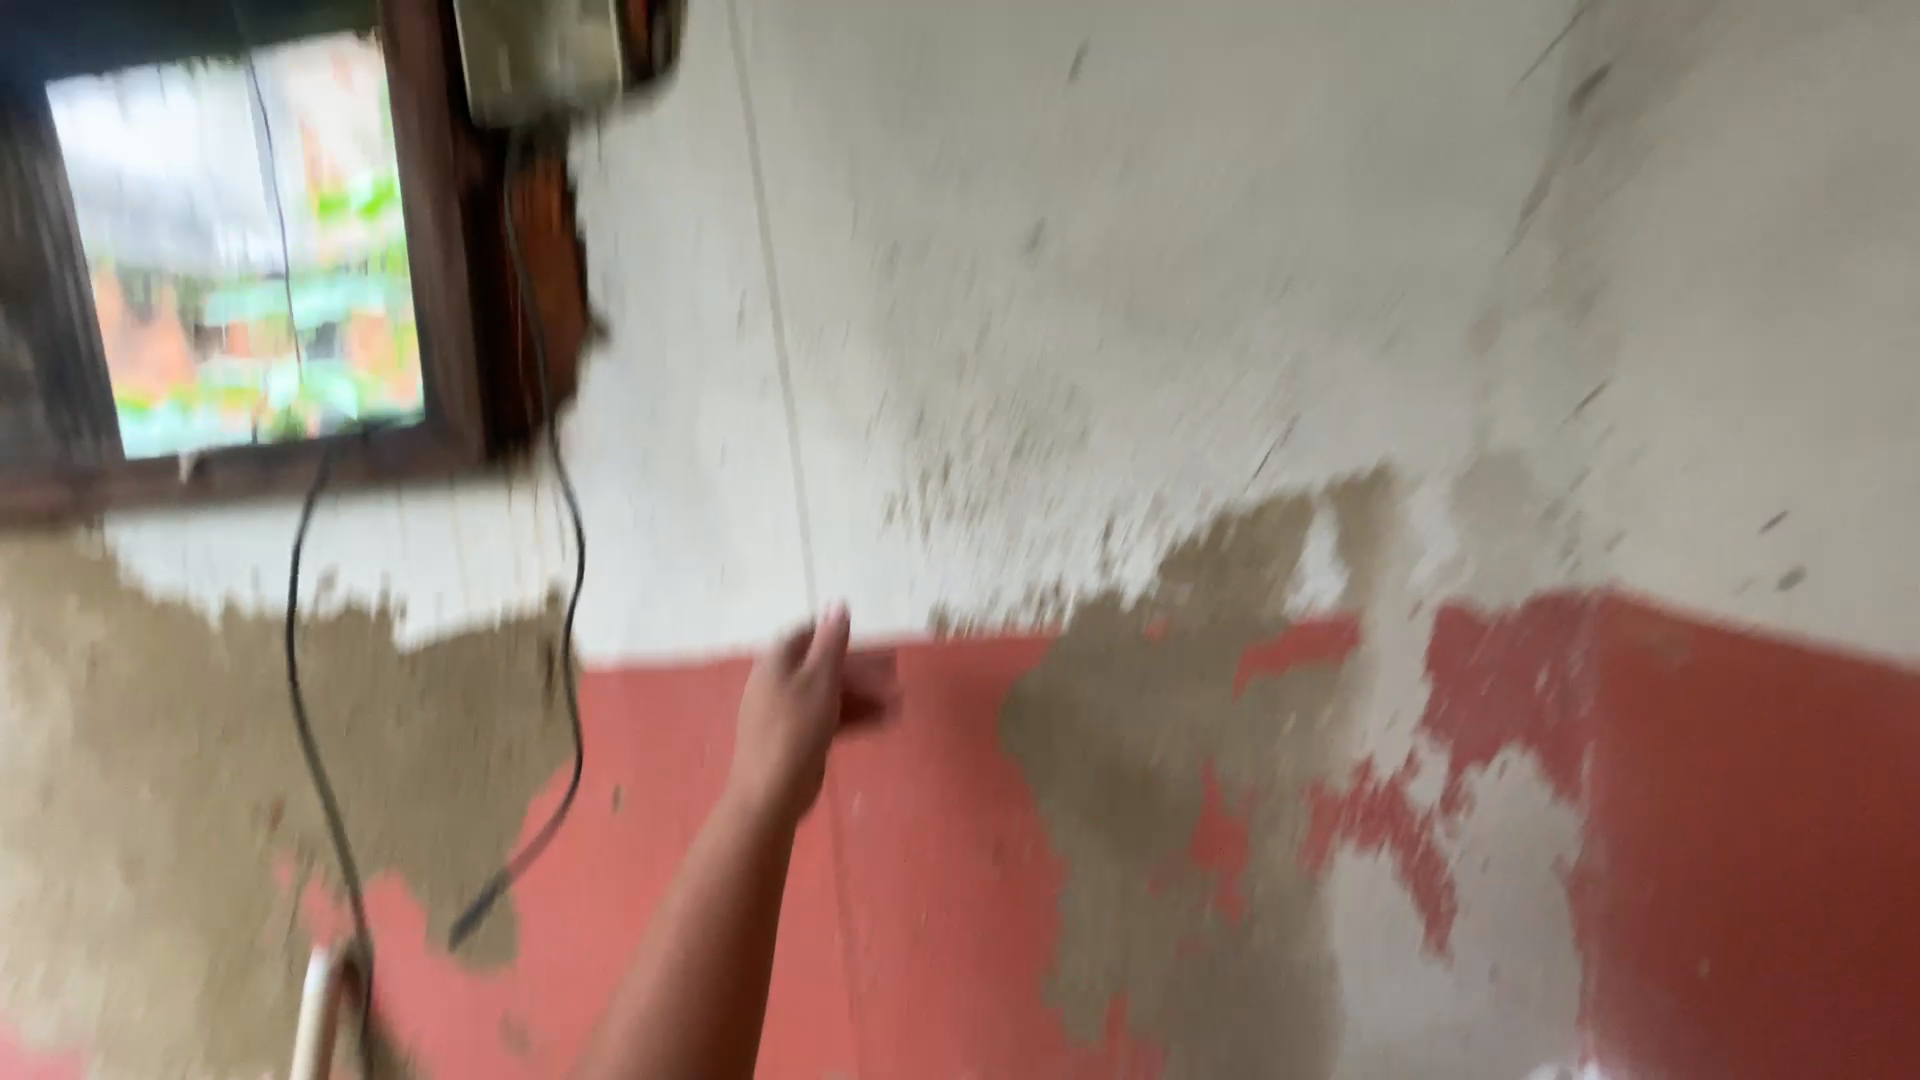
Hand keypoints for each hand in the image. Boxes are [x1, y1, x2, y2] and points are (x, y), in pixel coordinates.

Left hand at [727, 604, 900, 827]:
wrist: (772, 793)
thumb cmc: (796, 728)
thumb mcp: (819, 679)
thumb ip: (832, 641)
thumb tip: (838, 602)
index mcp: (777, 663)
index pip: (807, 635)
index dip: (837, 634)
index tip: (868, 641)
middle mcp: (779, 683)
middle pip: (824, 665)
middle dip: (860, 667)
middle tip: (893, 672)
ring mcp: (788, 712)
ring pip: (830, 692)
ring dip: (863, 692)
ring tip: (898, 699)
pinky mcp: (799, 738)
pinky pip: (830, 716)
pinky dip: (854, 714)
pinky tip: (884, 719)